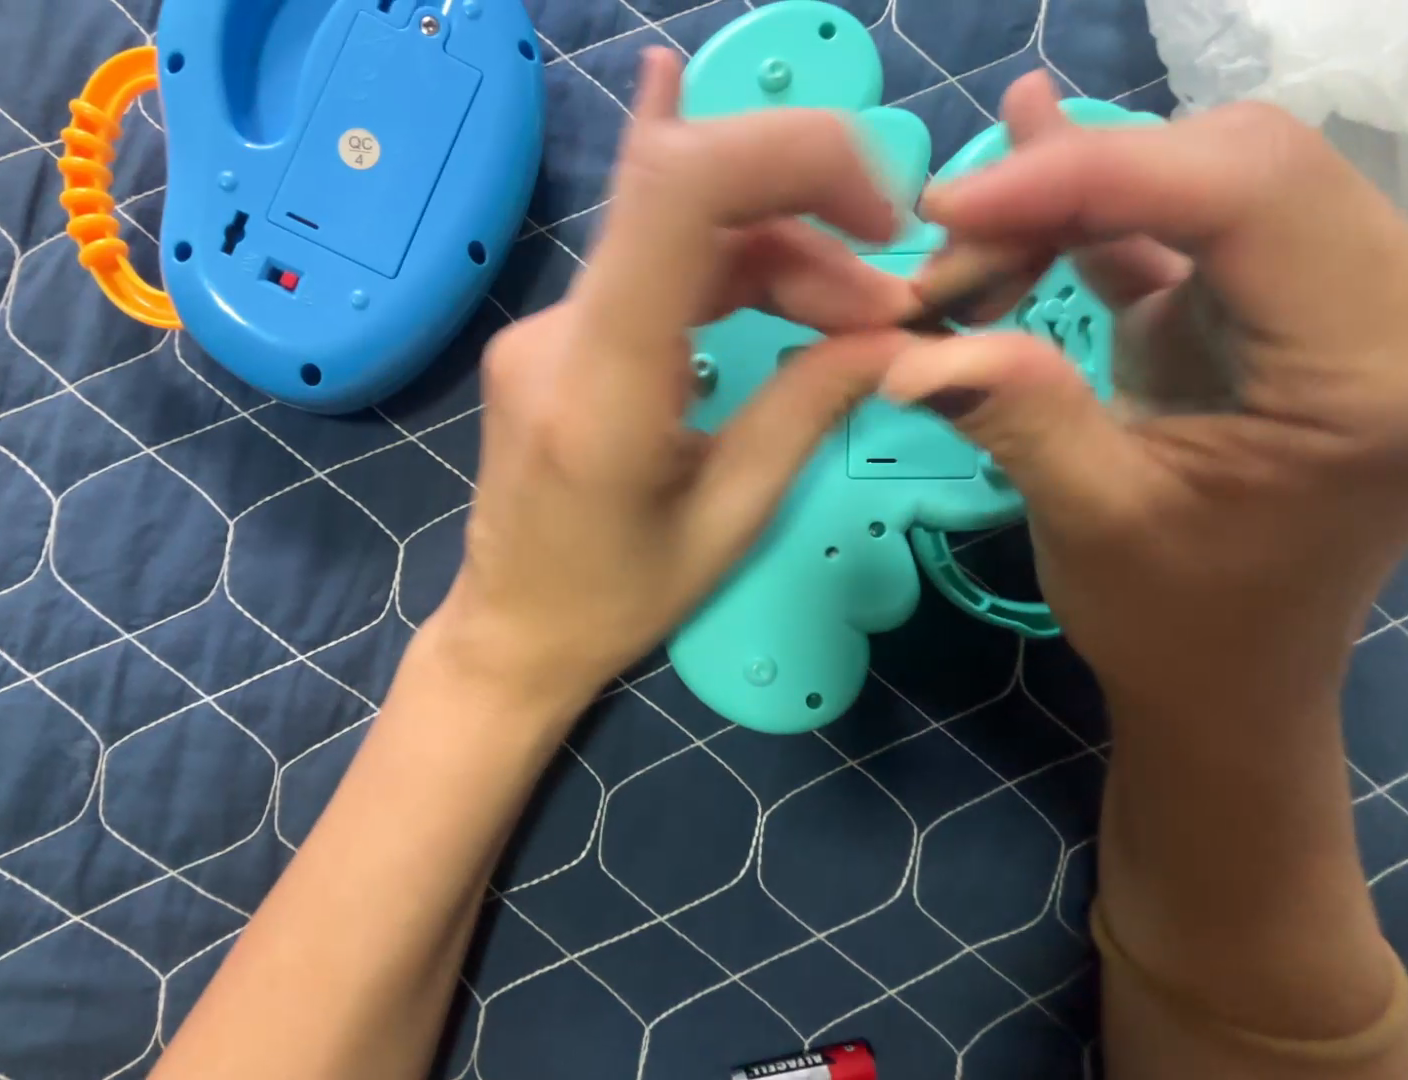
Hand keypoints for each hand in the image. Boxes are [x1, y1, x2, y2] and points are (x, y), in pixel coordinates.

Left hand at [427, 48, 921, 710]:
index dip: (794, 155)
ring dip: (776, 259)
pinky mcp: (545, 340)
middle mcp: (552, 337)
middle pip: (689, 209)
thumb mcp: (729, 519)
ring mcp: (539, 332)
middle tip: (883, 306)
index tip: (883, 218)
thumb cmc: (616, 601)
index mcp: (599, 391)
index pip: (678, 190)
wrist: (511, 629)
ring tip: (847, 320)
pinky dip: (725, 274)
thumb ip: (807, 409)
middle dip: (808, 232)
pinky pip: (646, 276)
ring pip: (675, 242)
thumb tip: (896, 331)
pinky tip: (777, 286)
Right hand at [885, 73, 1407, 710]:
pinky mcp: (1276, 313)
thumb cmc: (1172, 621)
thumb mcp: (1087, 518)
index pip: (1250, 193)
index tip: (950, 207)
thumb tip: (902, 352)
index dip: (1089, 172)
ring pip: (1202, 185)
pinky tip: (1022, 193)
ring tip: (964, 255)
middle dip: (1069, 189)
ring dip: (1067, 206)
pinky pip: (1184, 230)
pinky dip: (1091, 217)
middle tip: (946, 251)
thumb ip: (1015, 411)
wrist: (1224, 676)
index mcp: (1385, 366)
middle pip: (1233, 168)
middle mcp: (1400, 307)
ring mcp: (1341, 302)